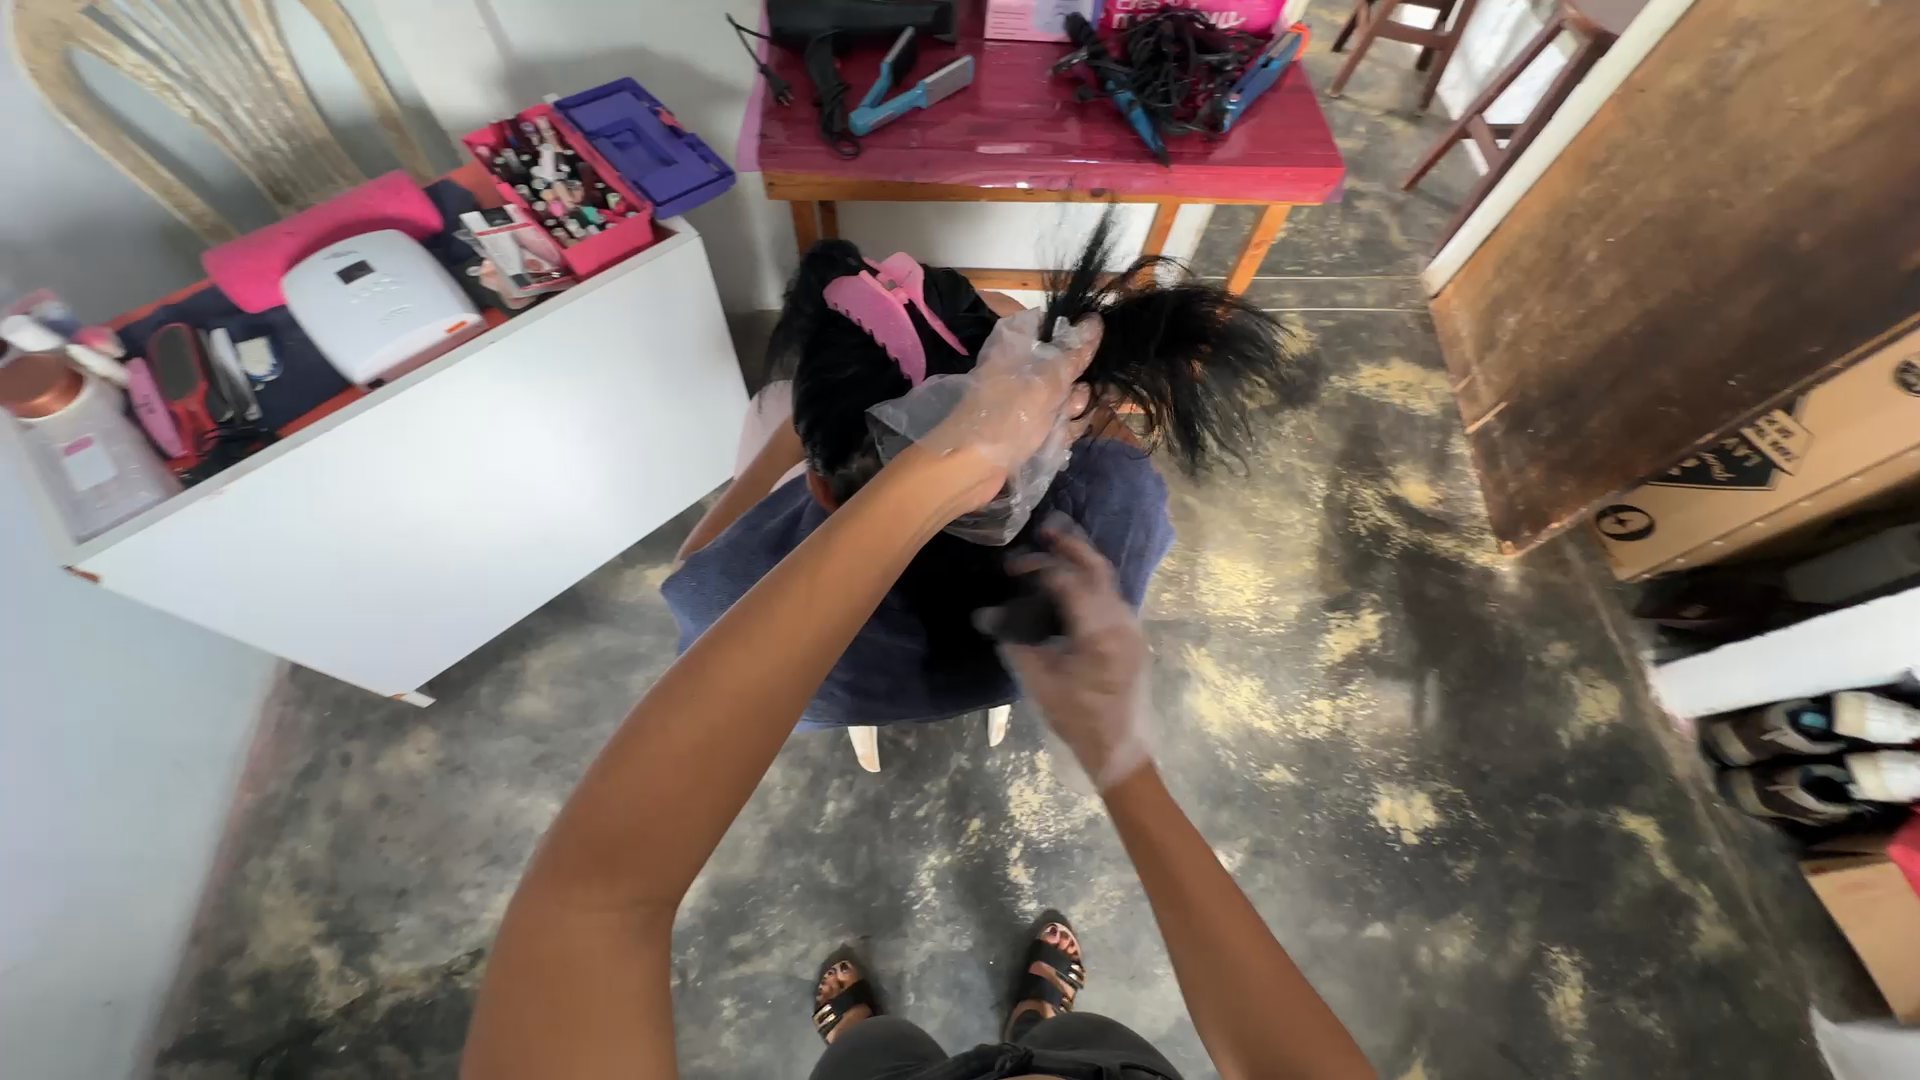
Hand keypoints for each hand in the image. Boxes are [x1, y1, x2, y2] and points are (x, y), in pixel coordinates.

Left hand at [917, 311, 1100, 509]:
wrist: (972, 466)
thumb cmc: (1008, 414)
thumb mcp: (1047, 379)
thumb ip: (1075, 352)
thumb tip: (1094, 319)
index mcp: (1017, 342)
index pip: (1052, 323)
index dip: (1074, 335)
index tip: (1088, 352)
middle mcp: (1021, 366)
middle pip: (1066, 364)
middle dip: (1077, 384)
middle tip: (1068, 399)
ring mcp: (1025, 398)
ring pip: (1066, 396)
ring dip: (1071, 411)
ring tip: (1057, 424)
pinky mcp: (1028, 426)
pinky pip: (1058, 421)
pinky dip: (1062, 430)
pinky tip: (1058, 439)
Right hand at [998, 513, 1152, 790]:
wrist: (1121, 749)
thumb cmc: (1079, 719)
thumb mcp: (1040, 682)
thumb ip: (1016, 643)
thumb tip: (988, 616)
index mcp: (1100, 632)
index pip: (1068, 581)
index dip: (1039, 567)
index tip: (1013, 568)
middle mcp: (1122, 621)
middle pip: (1097, 568)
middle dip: (1070, 545)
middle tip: (1043, 530)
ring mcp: (1132, 627)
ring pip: (1108, 579)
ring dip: (1082, 560)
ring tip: (1054, 547)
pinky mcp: (1133, 635)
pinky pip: (1112, 595)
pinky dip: (1091, 580)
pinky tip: (1071, 580)